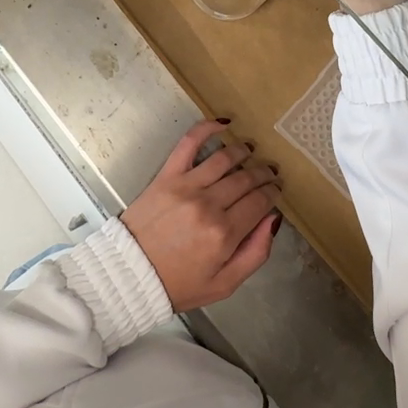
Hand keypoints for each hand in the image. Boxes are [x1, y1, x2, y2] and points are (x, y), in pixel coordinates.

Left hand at [121, 119, 281, 311]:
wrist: (131, 274)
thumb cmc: (179, 283)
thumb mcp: (224, 284)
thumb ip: (255, 254)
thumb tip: (273, 219)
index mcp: (224, 234)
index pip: (259, 202)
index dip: (272, 193)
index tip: (277, 188)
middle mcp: (208, 205)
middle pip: (246, 179)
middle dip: (263, 173)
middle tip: (270, 170)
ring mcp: (186, 186)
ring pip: (224, 158)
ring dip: (243, 151)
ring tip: (250, 150)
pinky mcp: (167, 175)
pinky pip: (189, 144)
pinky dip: (206, 128)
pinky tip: (222, 124)